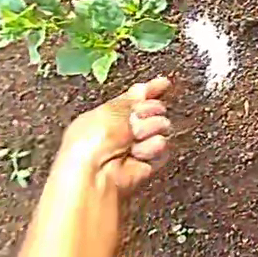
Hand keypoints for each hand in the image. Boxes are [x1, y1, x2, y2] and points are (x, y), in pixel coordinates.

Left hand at [55, 77, 172, 195]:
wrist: (97, 172)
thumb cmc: (92, 141)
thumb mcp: (109, 110)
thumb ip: (131, 98)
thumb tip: (143, 89)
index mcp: (109, 115)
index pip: (135, 98)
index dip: (150, 90)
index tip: (165, 83)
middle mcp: (124, 130)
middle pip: (153, 109)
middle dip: (148, 111)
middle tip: (135, 120)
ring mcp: (138, 144)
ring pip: (161, 126)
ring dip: (150, 129)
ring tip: (134, 139)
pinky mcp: (150, 160)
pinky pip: (162, 145)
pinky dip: (152, 148)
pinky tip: (138, 153)